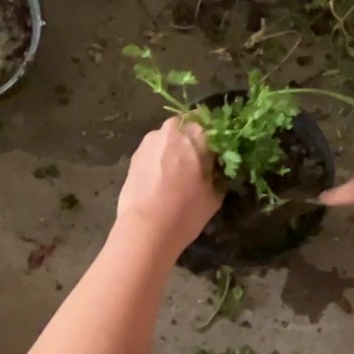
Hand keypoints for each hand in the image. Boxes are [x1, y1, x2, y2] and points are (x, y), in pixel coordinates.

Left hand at [116, 118, 223, 256]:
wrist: (146, 227)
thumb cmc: (186, 211)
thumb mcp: (215, 194)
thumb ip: (218, 172)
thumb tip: (218, 166)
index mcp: (197, 135)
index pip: (213, 125)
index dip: (215, 138)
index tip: (217, 152)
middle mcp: (172, 130)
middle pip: (187, 127)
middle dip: (192, 140)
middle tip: (198, 161)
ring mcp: (150, 140)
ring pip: (168, 137)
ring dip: (174, 148)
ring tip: (178, 172)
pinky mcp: (135, 154)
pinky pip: (154, 150)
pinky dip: (159, 158)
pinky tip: (161, 178)